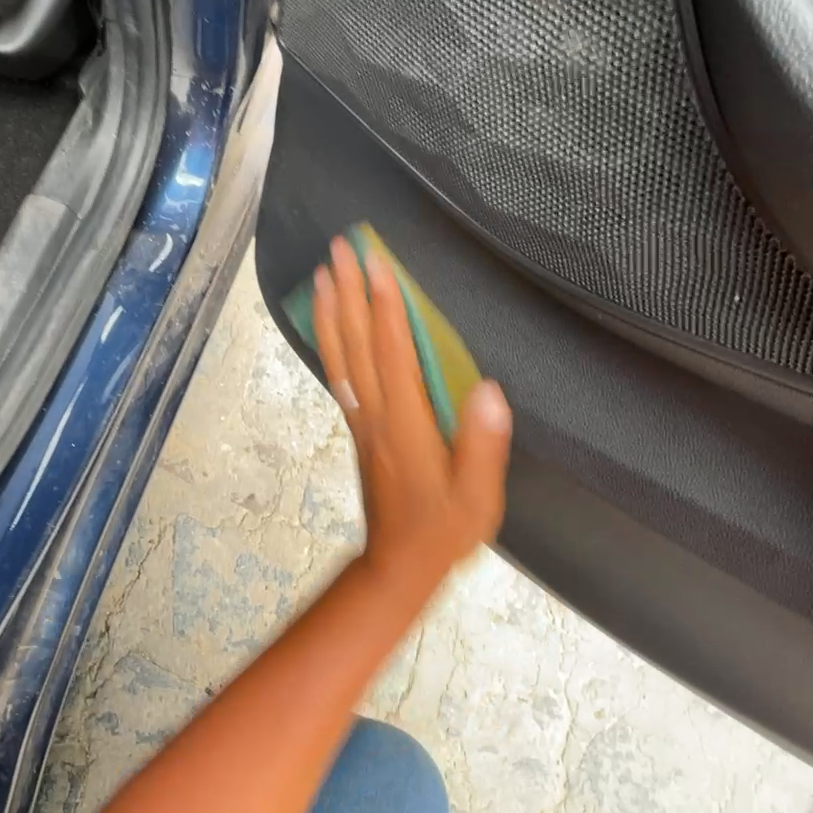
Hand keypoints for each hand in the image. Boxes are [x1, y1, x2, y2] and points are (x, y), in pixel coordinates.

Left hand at [313, 235, 512, 590]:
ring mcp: (361, 421)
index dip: (386, 306)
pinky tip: (328, 325)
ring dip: (331, 313)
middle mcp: (376, 415)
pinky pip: (338, 376)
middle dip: (349, 293)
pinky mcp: (358, 430)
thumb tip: (489, 389)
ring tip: (323, 273)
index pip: (394, 353)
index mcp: (407, 423)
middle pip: (358, 344)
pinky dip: (329, 344)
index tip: (377, 263)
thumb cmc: (443, 530)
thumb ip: (482, 444)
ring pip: (340, 357)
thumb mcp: (476, 496)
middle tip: (339, 249)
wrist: (398, 563)